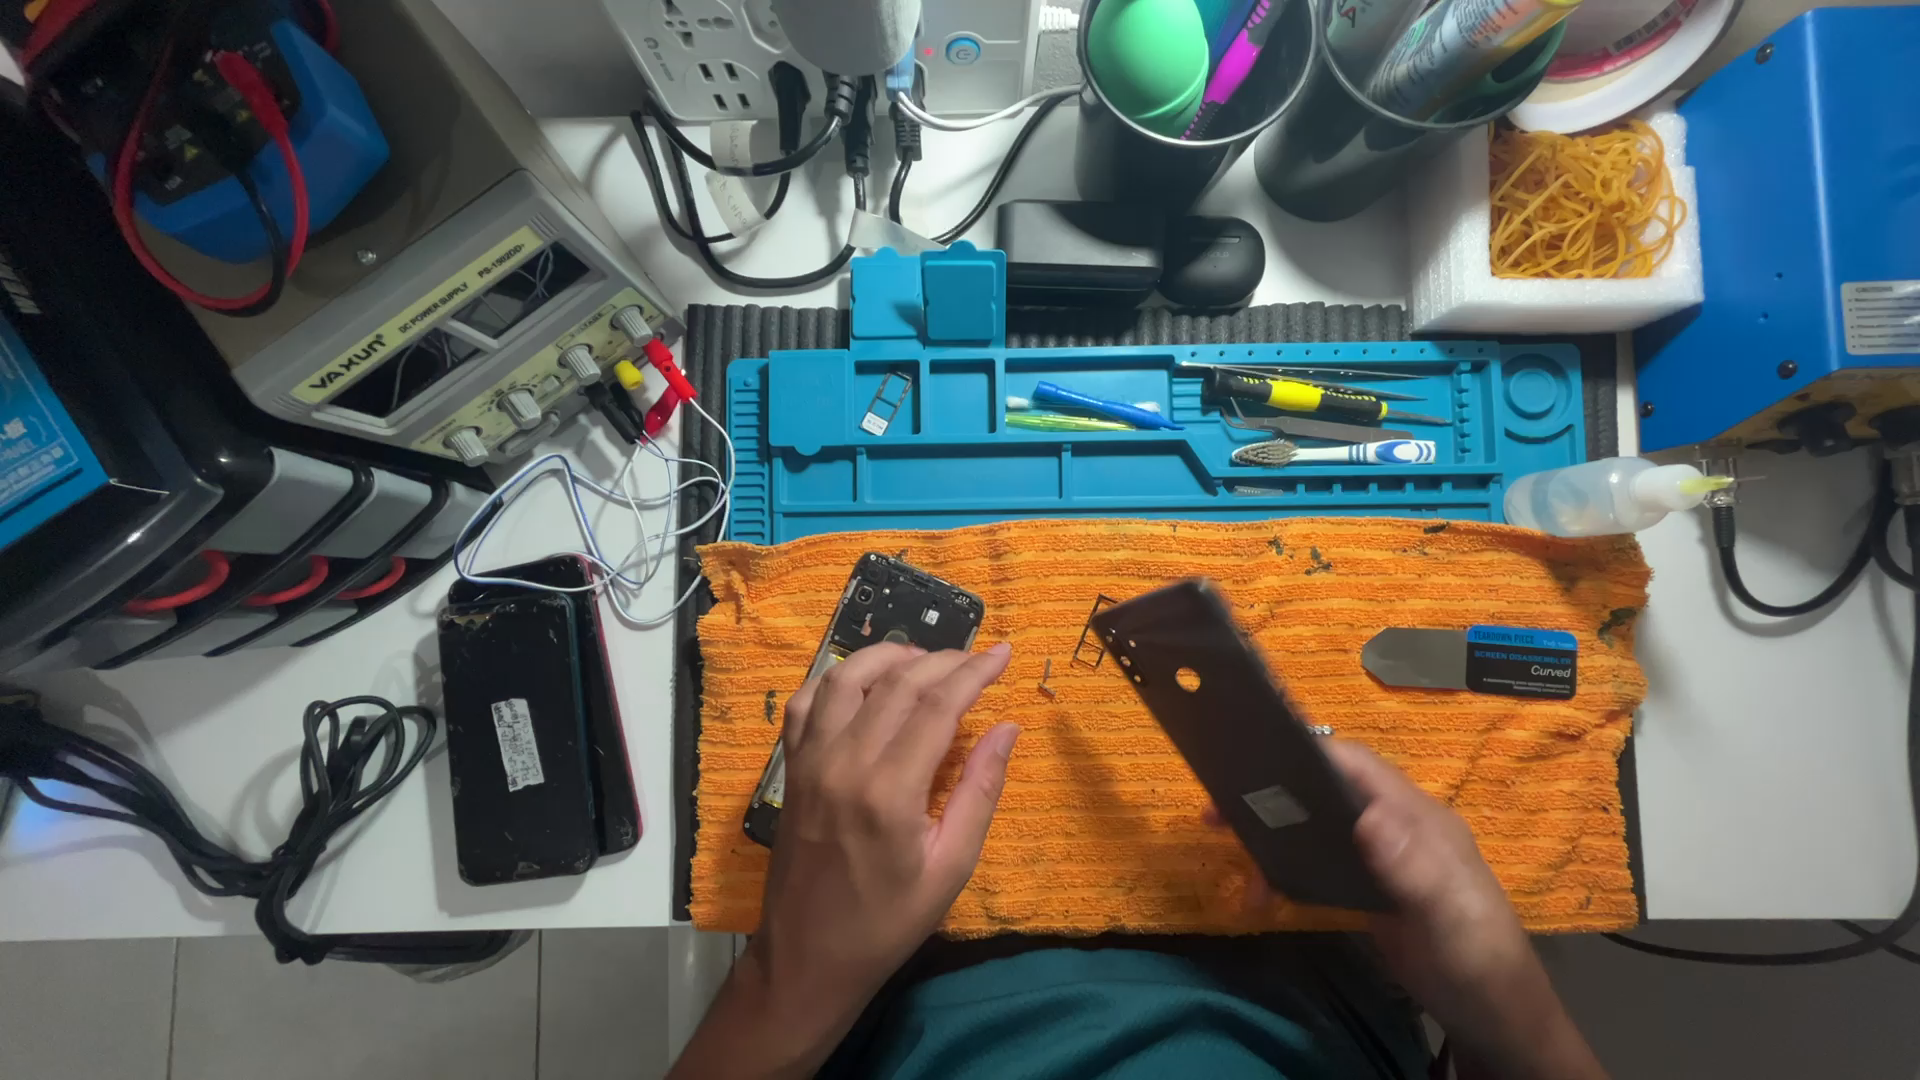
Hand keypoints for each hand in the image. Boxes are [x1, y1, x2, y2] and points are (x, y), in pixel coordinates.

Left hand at [741, 642, 1019, 1045]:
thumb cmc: (888, 922)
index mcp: (890, 791)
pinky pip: (807, 701)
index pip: (938, 705)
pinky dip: (837, 678)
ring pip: (847, 677)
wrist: (807, 959)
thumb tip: (1007, 728)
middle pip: (898, 682)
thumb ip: (980, 790)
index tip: (1002, 653)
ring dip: (890, 657)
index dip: (975, 672)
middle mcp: (845, 762)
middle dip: (943, 660)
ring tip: (925, 661)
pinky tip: (865, 682)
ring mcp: (810, 760)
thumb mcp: (952, 867)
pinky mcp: (791, 766)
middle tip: (975, 658)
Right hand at [1212, 740, 1604, 1078]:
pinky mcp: (1365, 883)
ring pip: (1313, 822)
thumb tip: (1365, 816)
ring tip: (1225, 840)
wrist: (1498, 1026)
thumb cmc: (1478, 965)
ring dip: (1271, 831)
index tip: (1256, 756)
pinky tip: (1262, 890)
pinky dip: (1283, 868)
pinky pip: (1314, 859)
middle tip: (1220, 807)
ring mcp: (1378, 854)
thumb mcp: (1449, 919)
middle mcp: (1394, 825)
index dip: (1310, 751)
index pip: (1357, 765)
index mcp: (1418, 818)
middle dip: (1273, 791)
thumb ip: (1413, 867)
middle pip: (1325, 788)